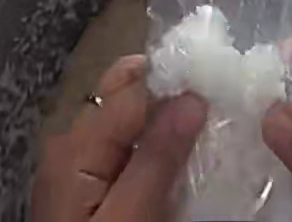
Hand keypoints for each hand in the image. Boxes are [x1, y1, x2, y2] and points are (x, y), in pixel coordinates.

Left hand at [33, 55, 209, 221]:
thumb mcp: (129, 221)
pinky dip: (152, 142)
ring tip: (203, 121)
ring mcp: (79, 166)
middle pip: (125, 93)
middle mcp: (73, 142)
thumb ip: (157, 158)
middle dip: (167, 89)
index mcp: (77, 144)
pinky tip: (179, 153)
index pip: (134, 89)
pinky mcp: (89, 190)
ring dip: (163, 114)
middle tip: (212, 98)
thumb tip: (194, 96)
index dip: (176, 83)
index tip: (218, 84)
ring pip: (127, 117)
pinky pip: (124, 147)